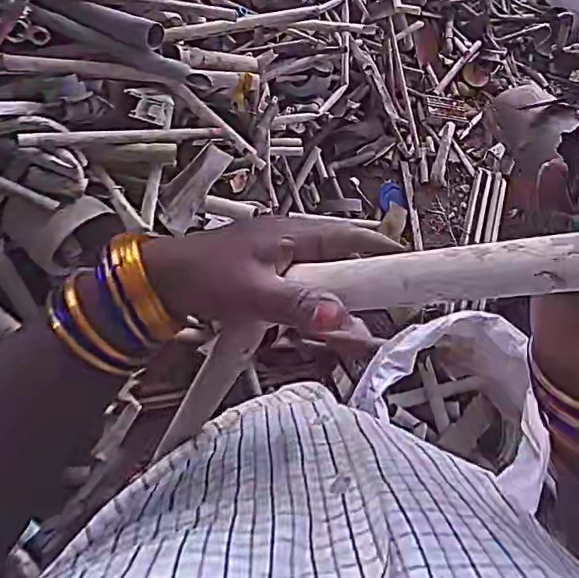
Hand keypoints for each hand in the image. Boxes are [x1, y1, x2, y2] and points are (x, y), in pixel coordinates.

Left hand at [140, 218, 400, 335]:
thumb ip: (296, 304)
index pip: (355, 238)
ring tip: (342, 344)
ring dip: (334, 317)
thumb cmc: (199, 273)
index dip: (388, 253)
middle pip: (346, 269)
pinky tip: (309, 339)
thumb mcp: (252, 292)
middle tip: (376, 328)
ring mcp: (283, 265)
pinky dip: (312, 321)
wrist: (161, 282)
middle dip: (361, 300)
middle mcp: (294, 244)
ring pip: (327, 290)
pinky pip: (305, 302)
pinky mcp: (273, 284)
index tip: (417, 272)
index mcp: (293, 233)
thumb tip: (338, 317)